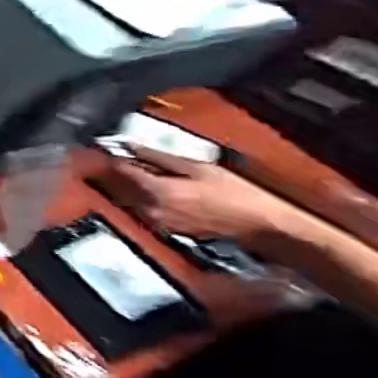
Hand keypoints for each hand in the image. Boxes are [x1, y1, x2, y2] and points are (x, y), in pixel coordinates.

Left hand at [100, 146, 307, 243]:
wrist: (262, 223)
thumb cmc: (235, 191)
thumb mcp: (198, 167)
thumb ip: (159, 157)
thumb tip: (131, 146)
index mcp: (156, 190)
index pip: (121, 170)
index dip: (117, 158)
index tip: (115, 149)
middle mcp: (150, 208)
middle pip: (125, 186)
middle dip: (128, 173)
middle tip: (141, 162)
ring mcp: (158, 222)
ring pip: (134, 199)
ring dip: (138, 187)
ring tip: (159, 178)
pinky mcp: (168, 230)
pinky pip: (148, 211)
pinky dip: (150, 201)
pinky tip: (170, 195)